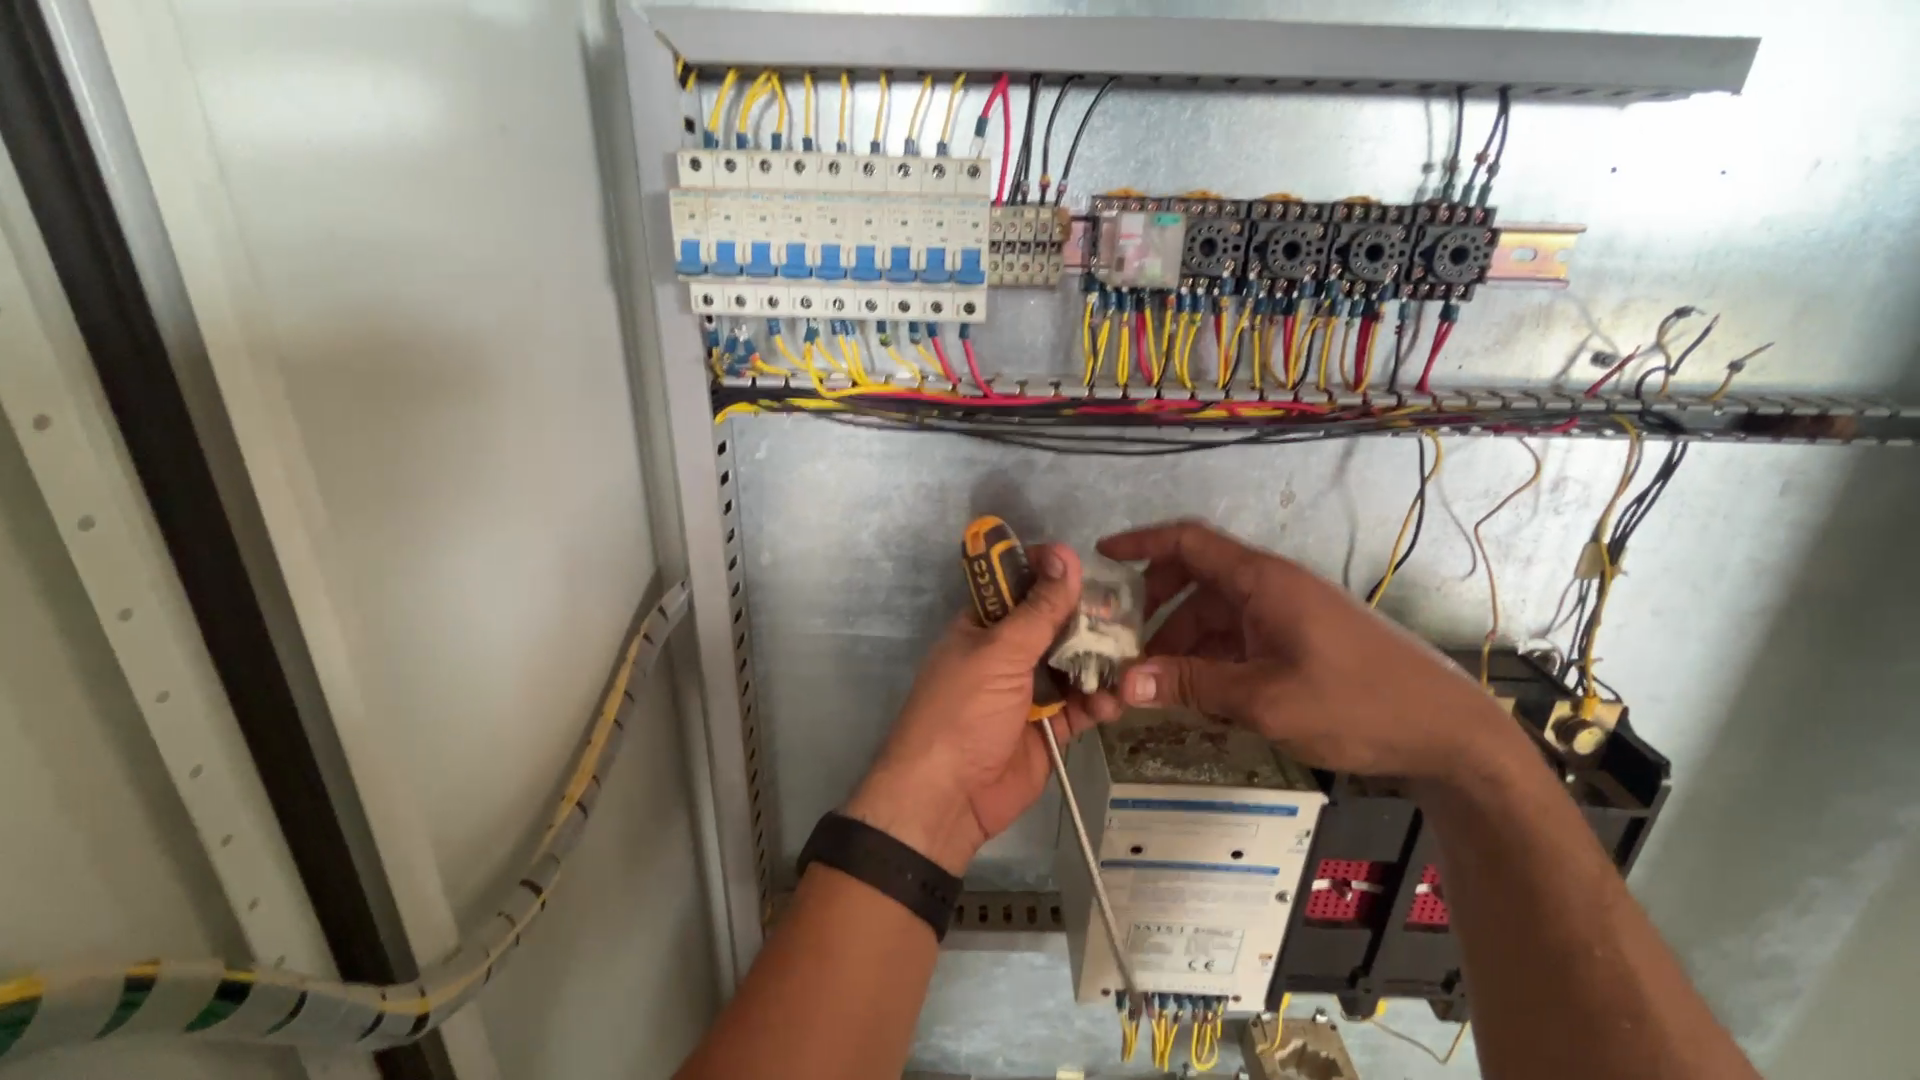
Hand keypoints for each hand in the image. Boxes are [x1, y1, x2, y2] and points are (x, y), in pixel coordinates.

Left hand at [846, 544, 1102, 874]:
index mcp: (983, 628)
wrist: (948, 797)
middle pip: (1055, 625)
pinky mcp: (1050, 728)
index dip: (1050, 573)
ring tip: (1129, 657)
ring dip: (1101, 661)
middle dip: (1088, 619)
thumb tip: (1063, 555)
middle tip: (1126, 613)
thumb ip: (1038, 610)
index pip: (1019, 587)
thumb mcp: (999, 654)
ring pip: (1074, 665)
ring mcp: (1029, 692)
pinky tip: (1116, 699)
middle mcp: (1007, 655)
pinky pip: (1082, 705)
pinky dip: (1100, 701)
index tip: (1087, 565)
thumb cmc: (963, 712)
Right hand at [1084, 521, 1521, 782]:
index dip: (1142, 543)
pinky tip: (1195, 696)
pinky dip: (1208, 661)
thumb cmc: (1357, 704)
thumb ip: (1193, 686)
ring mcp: (1284, 616)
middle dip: (1152, 608)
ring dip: (1179, 644)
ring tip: (1151, 684)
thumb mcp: (1265, 700)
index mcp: (1263, 582)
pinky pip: (1235, 641)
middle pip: (1194, 580)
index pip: (1189, 542)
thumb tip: (1125, 683)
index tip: (1100, 557)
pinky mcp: (1296, 643)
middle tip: (1120, 643)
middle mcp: (1270, 589)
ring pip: (1212, 616)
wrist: (1445, 733)